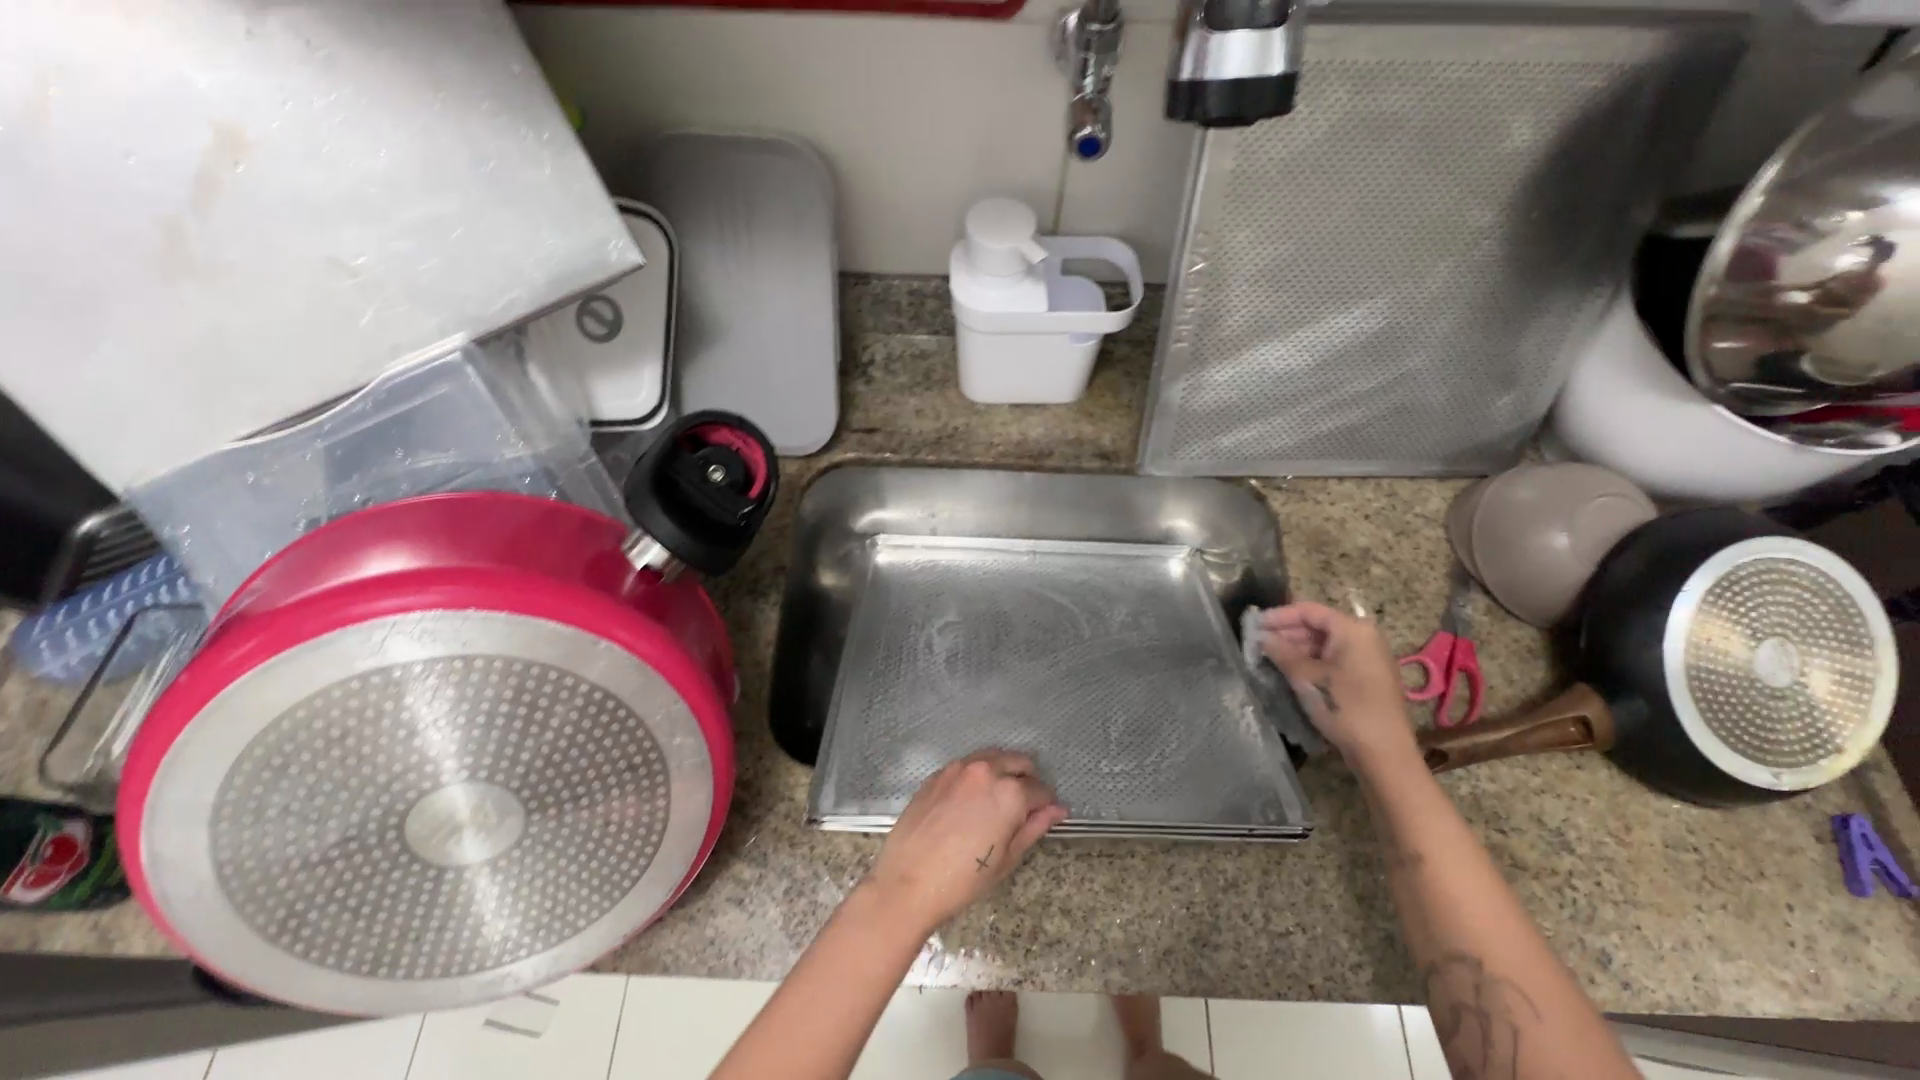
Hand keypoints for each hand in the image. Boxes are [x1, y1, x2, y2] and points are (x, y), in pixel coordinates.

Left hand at [863, 751, 1068, 935]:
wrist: (908, 882)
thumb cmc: (964, 879)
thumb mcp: (1007, 857)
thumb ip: (1034, 827)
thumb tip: (1057, 810)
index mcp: (1010, 793)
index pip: (1040, 790)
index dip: (1046, 804)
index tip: (1043, 815)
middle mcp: (985, 771)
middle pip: (1018, 761)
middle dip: (1026, 780)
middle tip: (1022, 806)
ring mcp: (958, 769)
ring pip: (992, 757)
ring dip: (1002, 770)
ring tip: (997, 800)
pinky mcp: (936, 774)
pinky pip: (966, 765)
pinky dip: (977, 774)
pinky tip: (971, 799)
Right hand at [1261, 602, 1417, 768]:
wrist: (1383, 751)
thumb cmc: (1344, 707)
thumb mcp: (1306, 678)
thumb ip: (1281, 652)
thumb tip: (1260, 637)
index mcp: (1353, 629)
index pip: (1309, 611)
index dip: (1279, 616)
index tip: (1253, 625)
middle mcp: (1364, 636)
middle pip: (1318, 626)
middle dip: (1286, 634)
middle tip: (1257, 644)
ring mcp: (1368, 657)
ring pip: (1325, 644)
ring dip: (1297, 650)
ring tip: (1268, 659)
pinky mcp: (1367, 677)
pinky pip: (1335, 660)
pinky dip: (1312, 663)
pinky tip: (1290, 673)